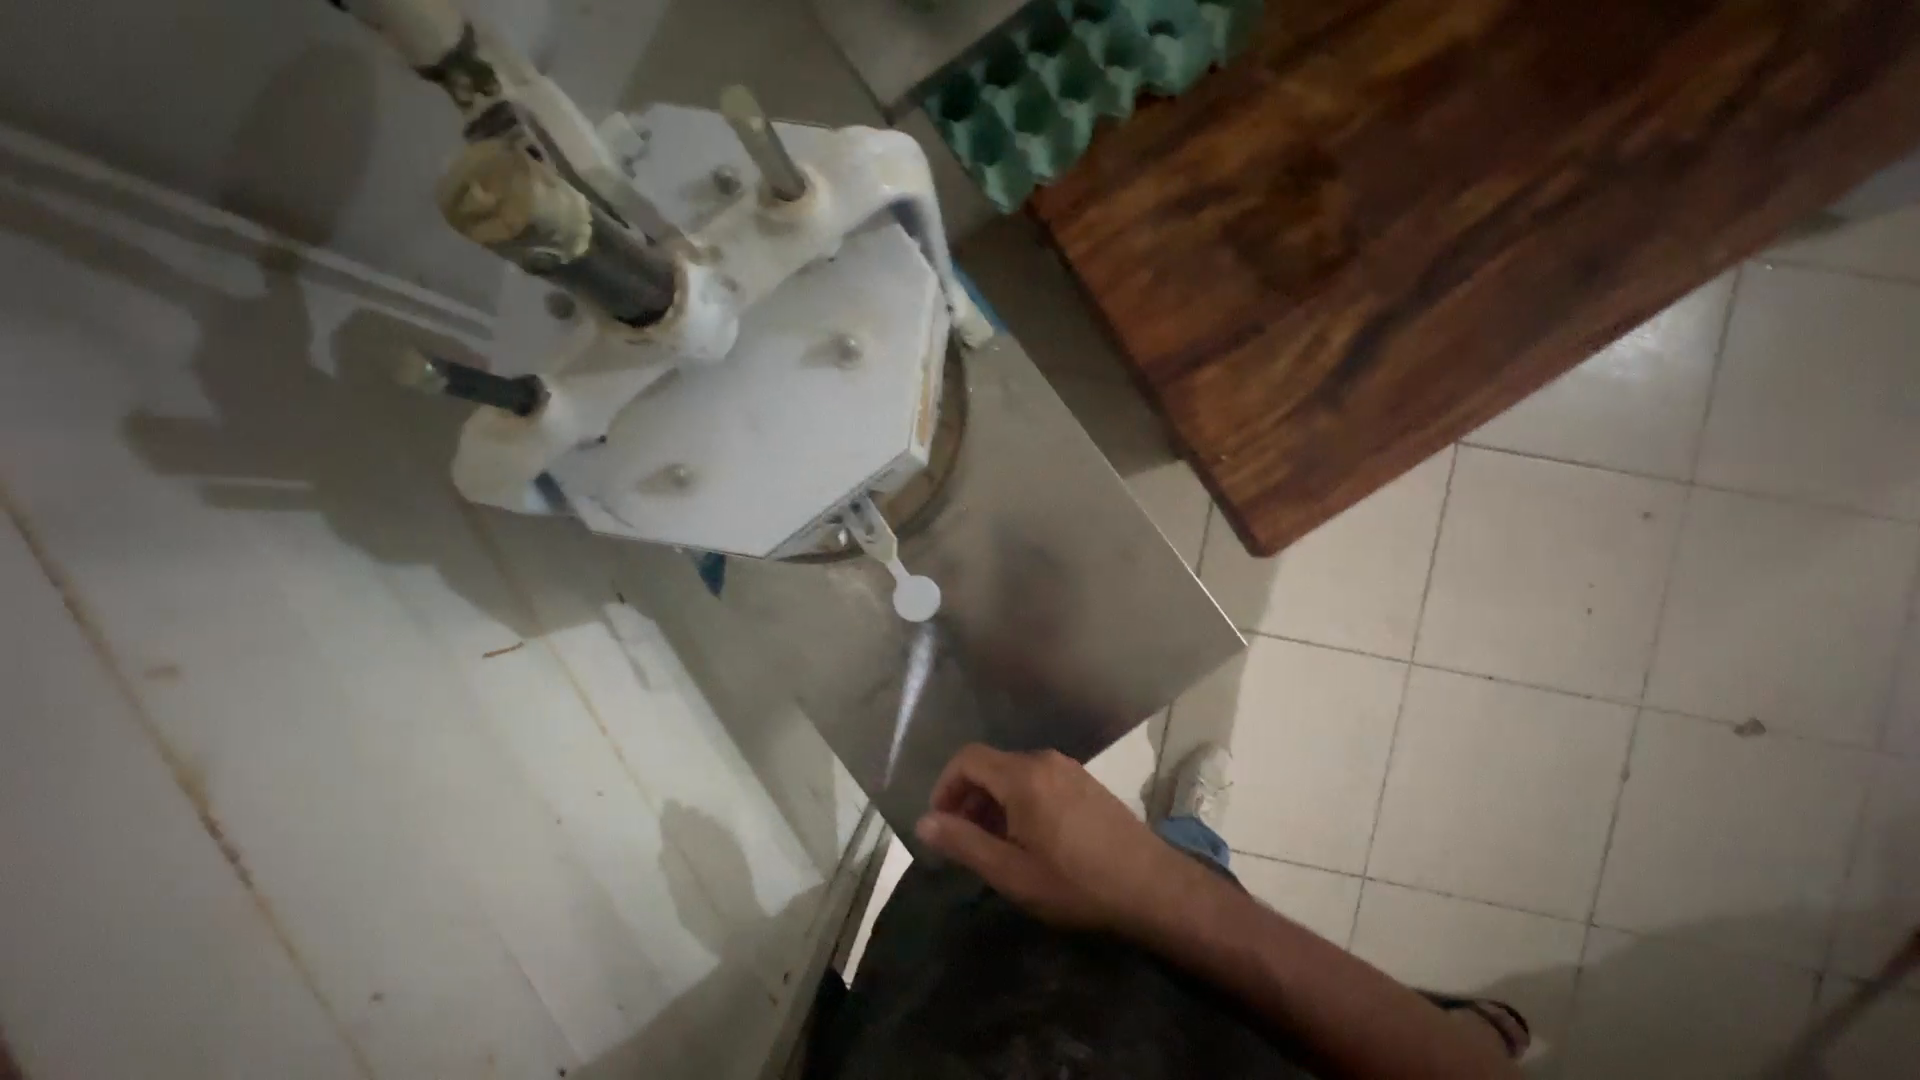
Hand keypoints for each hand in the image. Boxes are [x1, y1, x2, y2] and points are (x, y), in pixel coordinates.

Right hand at [915, 743, 1193, 930]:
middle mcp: (1045, 761)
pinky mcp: (1087, 783)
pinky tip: (1029, 840)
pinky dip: (1020, 801)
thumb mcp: (1011, 872)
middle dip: (968, 798)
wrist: (1152, 887)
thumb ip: (963, 843)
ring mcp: (1070, 770)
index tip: (940, 824)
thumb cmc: (1075, 883)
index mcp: (1023, 776)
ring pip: (1015, 774)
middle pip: (991, 765)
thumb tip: (924, 822)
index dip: (944, 787)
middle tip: (963, 841)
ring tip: (994, 845)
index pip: (967, 758)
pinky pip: (1039, 781)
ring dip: (994, 802)